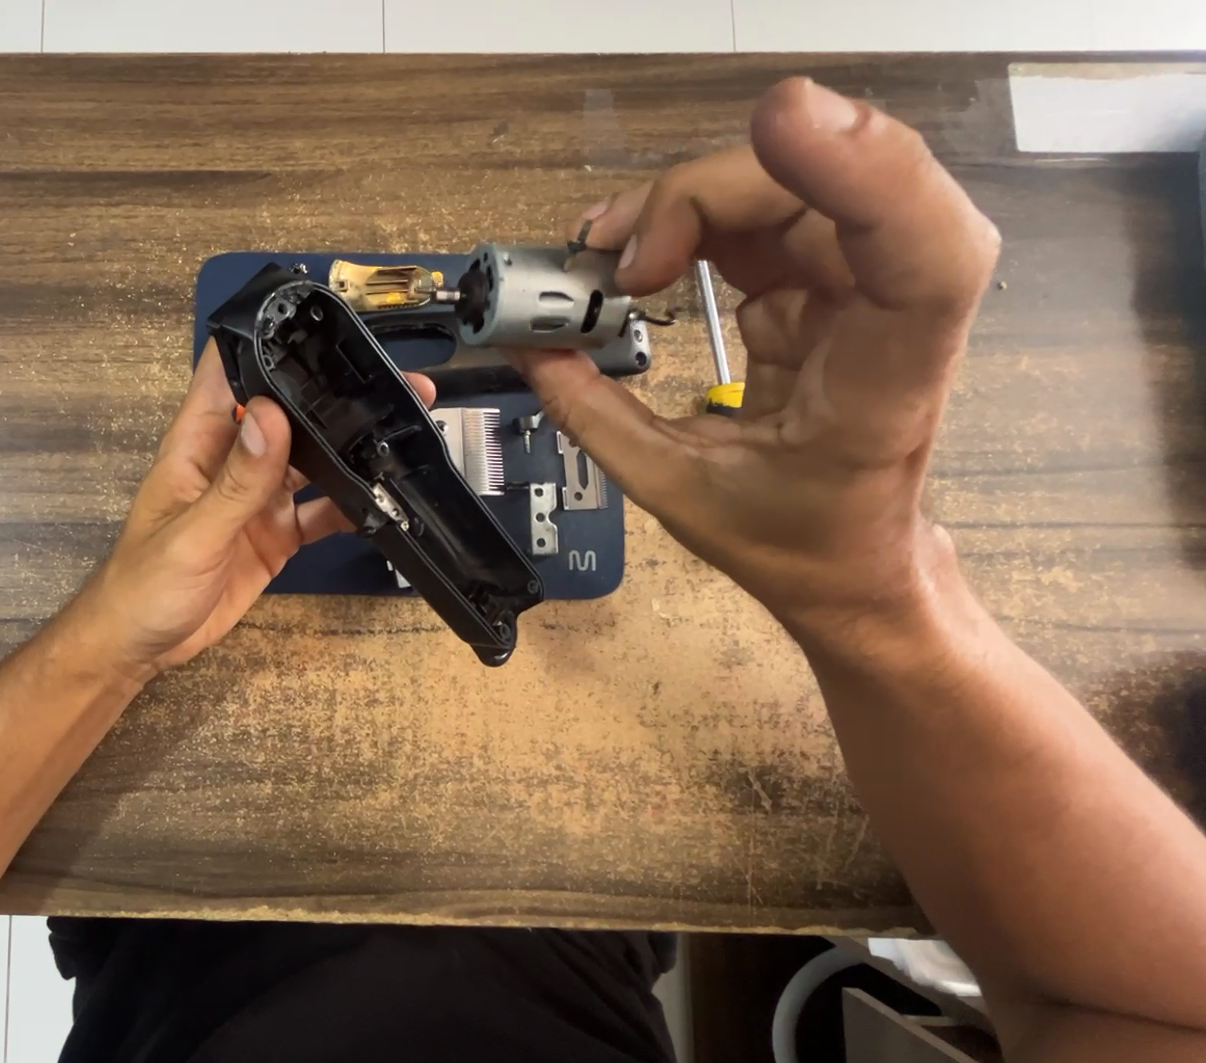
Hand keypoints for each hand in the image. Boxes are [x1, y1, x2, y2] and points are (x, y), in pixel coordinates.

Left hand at [70, 342, 434, 680]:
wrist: (143, 645)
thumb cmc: (145, 584)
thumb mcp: (192, 533)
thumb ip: (234, 482)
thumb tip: (270, 415)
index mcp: (199, 442)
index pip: (230, 371)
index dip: (267, 340)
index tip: (320, 322)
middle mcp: (233, 459)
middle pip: (287, 412)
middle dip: (331, 394)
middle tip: (391, 379)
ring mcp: (258, 498)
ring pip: (311, 459)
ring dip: (350, 446)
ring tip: (401, 427)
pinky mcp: (276, 534)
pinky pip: (320, 511)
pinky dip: (350, 505)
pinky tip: (382, 497)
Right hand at [514, 77, 998, 639]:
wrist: (846, 557)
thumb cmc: (785, 537)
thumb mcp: (671, 486)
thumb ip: (592, 413)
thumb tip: (526, 346)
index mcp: (877, 385)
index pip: (916, 250)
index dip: (861, 167)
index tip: (776, 124)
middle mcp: (887, 315)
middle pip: (818, 194)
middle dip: (699, 197)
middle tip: (602, 252)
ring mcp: (855, 289)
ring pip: (782, 191)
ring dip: (681, 202)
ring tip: (596, 250)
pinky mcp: (817, 285)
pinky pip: (752, 220)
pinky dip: (682, 223)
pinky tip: (628, 253)